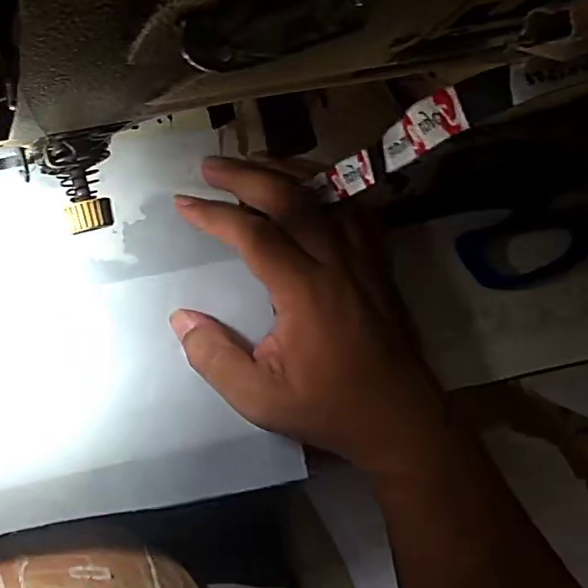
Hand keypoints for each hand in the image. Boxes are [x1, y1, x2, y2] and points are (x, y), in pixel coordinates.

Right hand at [171, 158, 454, 476]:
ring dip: (288, 172)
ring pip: (330, 196)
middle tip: (209, 165)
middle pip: (294, 200)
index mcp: (307, 294)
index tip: (182, 203)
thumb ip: (213, 357)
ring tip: (253, 163)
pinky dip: (330, 189)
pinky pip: (357, 211)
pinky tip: (311, 189)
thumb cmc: (328, 409)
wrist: (405, 425)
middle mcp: (339, 266)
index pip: (256, 235)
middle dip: (247, 174)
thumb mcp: (257, 398)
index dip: (215, 214)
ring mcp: (366, 262)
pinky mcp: (379, 267)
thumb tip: (181, 317)